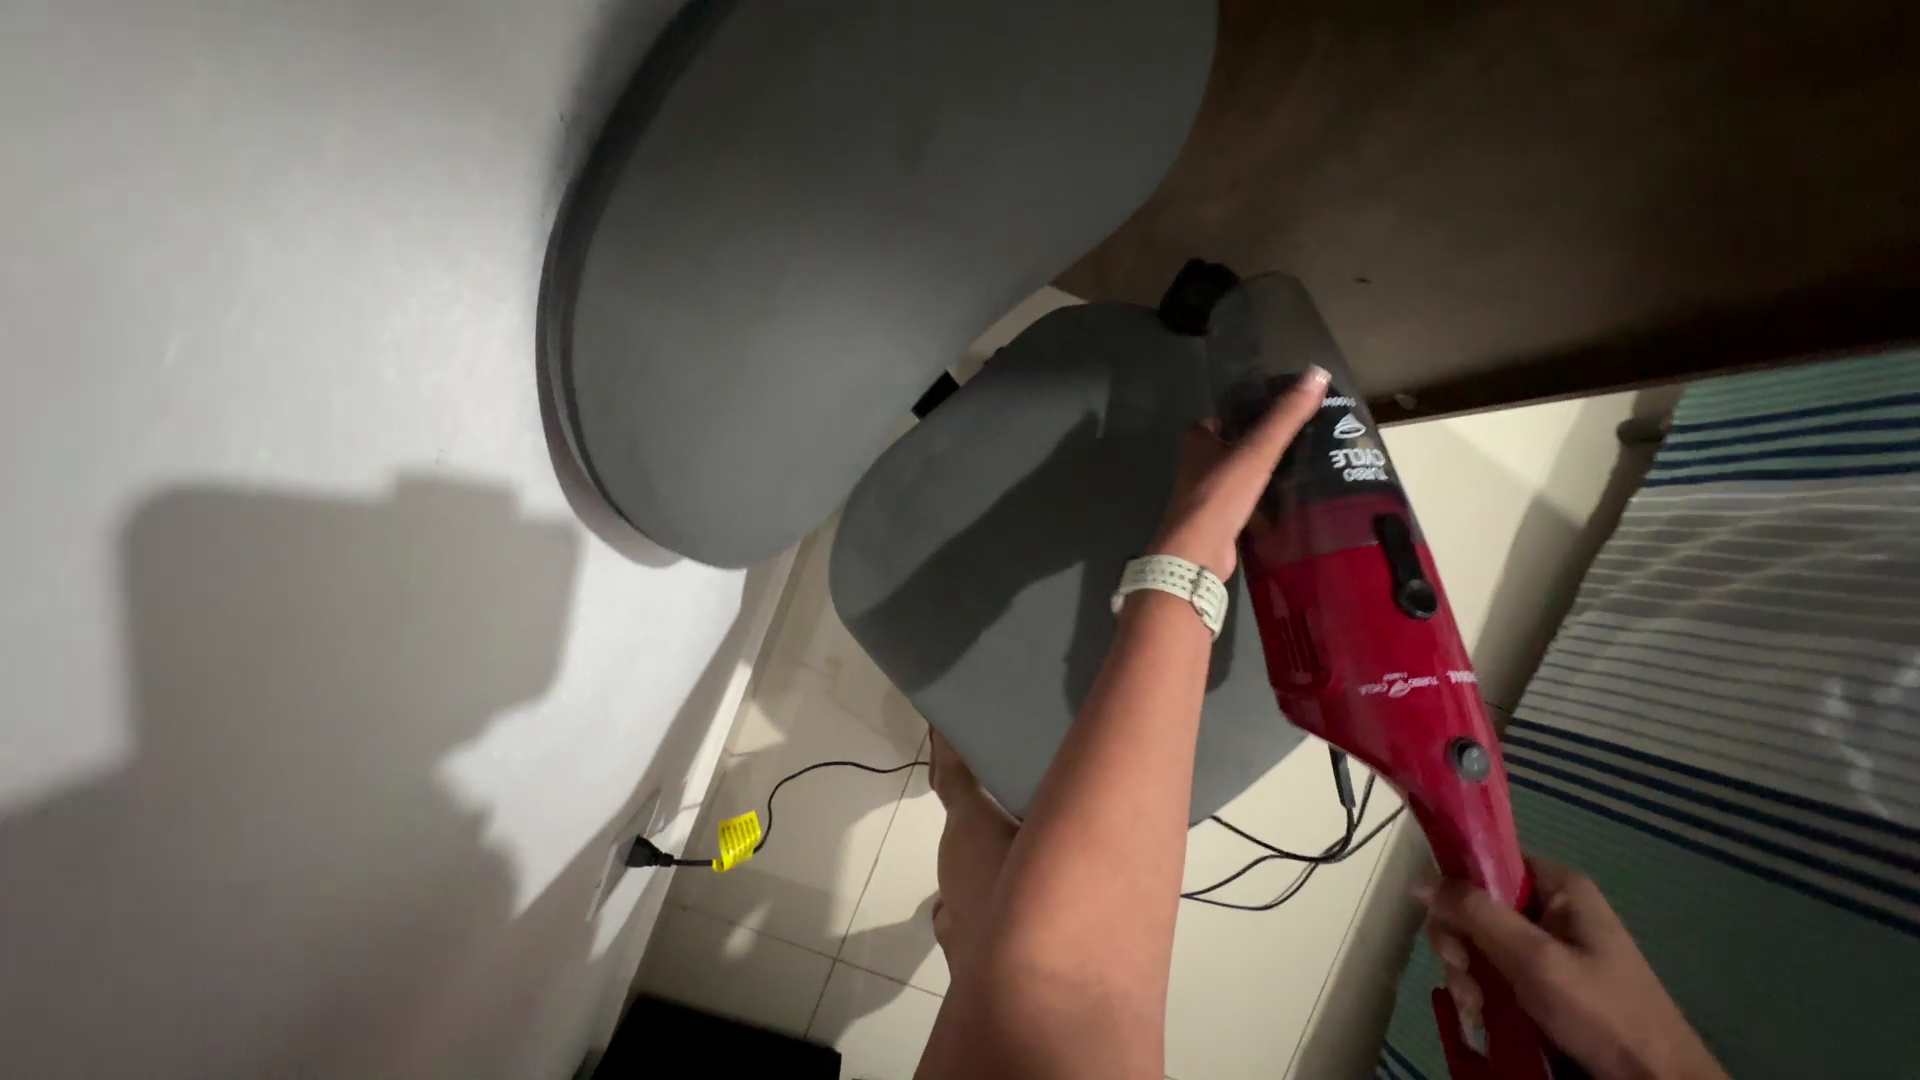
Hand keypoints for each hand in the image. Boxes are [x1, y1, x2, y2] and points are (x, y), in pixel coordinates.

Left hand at [1149, 366, 1328, 577]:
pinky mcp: (1216, 524)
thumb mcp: (1257, 450)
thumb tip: (1318, 373)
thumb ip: (1285, 416)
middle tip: (1292, 439)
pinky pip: (1241, 506)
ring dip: (1257, 475)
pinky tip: (1285, 502)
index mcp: (1198, 444)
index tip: (1268, 412)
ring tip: (1297, 467)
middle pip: (1225, 450)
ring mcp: (1205, 498)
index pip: (1214, 421)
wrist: (1198, 552)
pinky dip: (1259, 503)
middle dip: (1252, 445)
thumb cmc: (1221, 494)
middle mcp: (1196, 469)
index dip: (1236, 415)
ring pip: (1233, 479)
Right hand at [1420, 859, 1726, 1079]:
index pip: (1487, 860)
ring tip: (1475, 1006)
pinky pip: (1494, 968)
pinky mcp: (1544, 978)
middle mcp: (1550, 907)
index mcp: (1559, 887)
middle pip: (1475, 904)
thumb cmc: (1602, 1013)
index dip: (1457, 886)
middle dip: (1459, 942)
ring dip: (1466, 972)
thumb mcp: (1535, 959)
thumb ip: (1476, 913)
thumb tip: (1421, 879)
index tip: (1446, 922)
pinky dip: (1481, 989)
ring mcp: (1548, 944)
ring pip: (1479, 939)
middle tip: (1462, 973)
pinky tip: (1481, 1013)